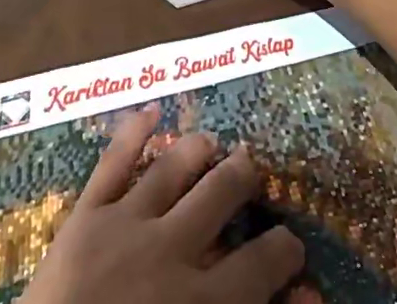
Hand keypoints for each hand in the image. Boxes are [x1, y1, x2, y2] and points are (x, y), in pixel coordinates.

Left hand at [21, 106, 303, 303]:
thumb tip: (310, 303)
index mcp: (204, 301)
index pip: (261, 265)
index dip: (283, 250)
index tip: (290, 242)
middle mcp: (172, 249)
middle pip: (219, 195)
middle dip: (241, 177)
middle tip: (249, 167)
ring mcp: (127, 225)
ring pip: (171, 170)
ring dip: (195, 150)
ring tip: (209, 141)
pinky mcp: (86, 215)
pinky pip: (112, 164)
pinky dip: (132, 134)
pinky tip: (150, 112)